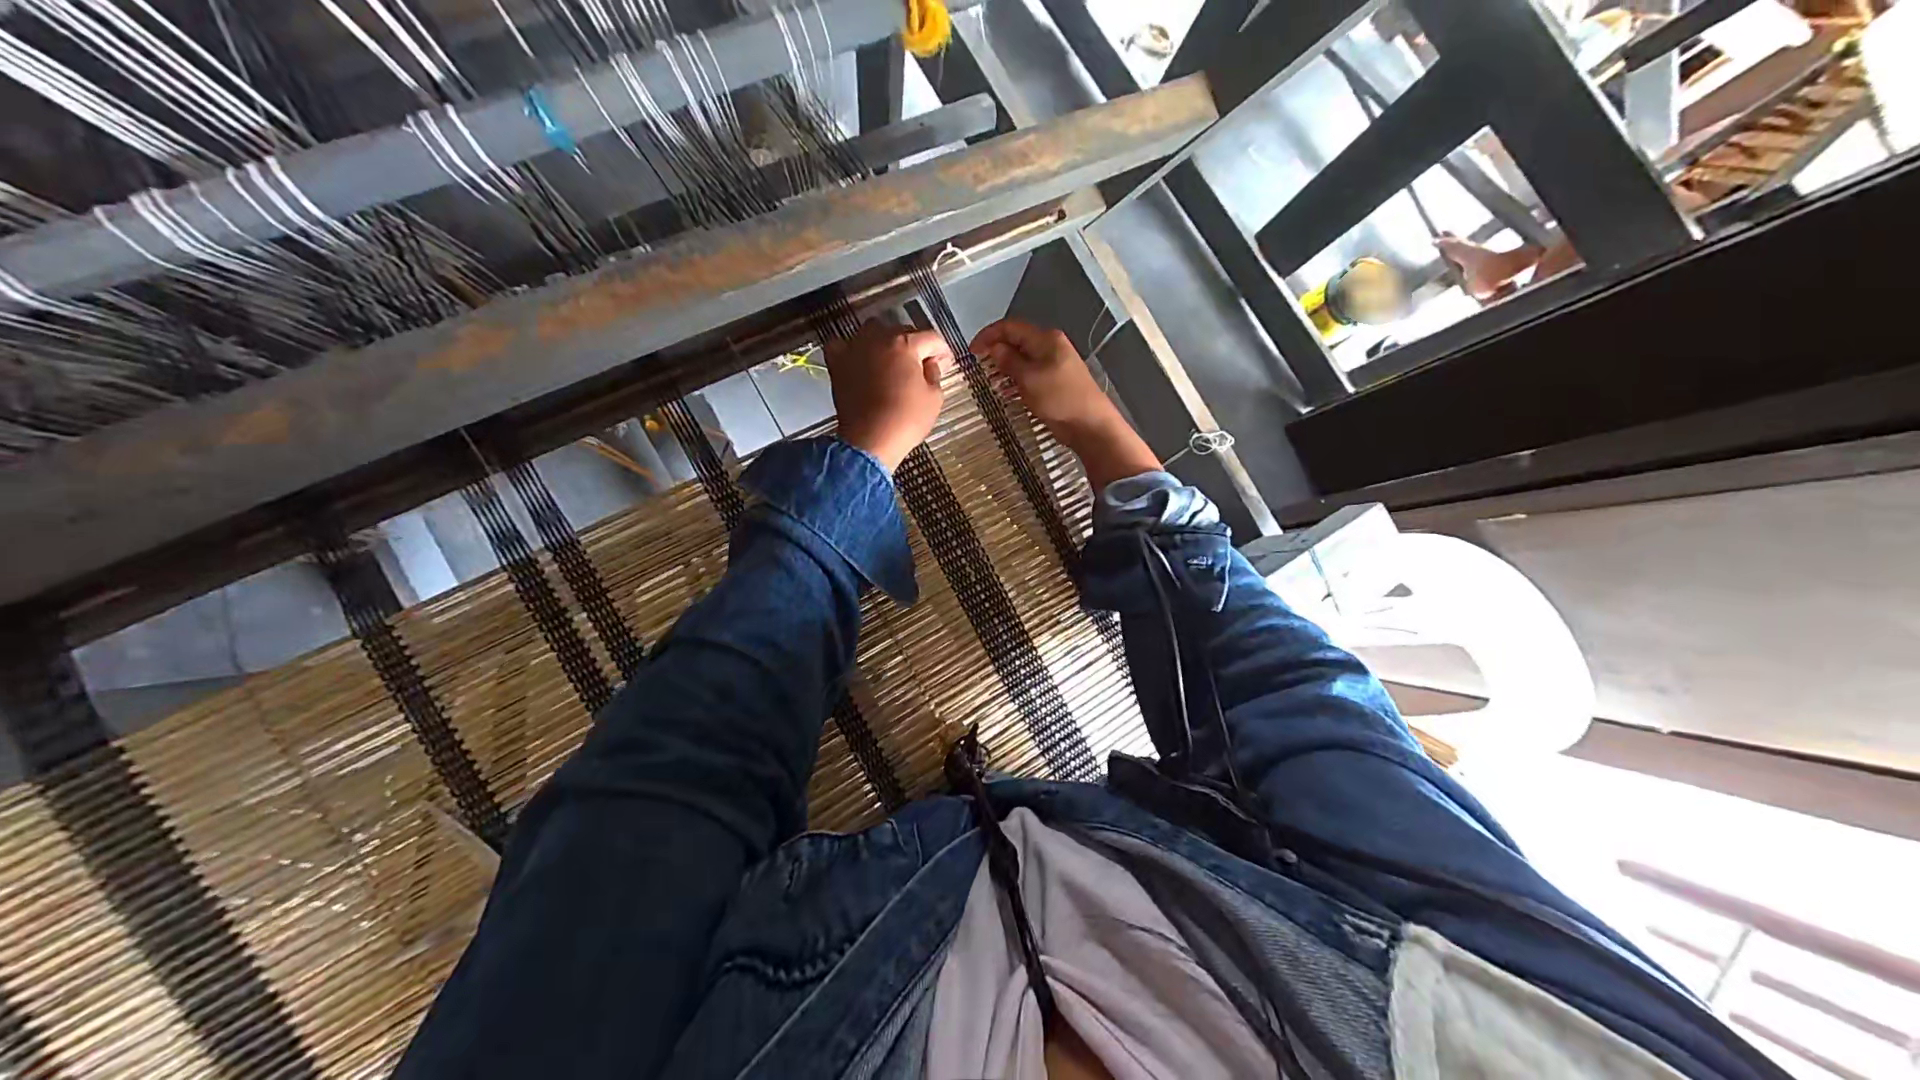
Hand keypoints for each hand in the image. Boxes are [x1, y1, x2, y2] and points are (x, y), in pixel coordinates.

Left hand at [827, 320, 951, 470]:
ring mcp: (855, 349)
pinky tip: (861, 358)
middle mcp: (878, 339)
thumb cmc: (903, 421)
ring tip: (894, 361)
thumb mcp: (934, 398)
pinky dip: (852, 348)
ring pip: (873, 332)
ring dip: (886, 342)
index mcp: (905, 344)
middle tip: (923, 366)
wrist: (869, 441)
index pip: (931, 338)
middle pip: (902, 332)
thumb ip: (935, 374)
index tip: (945, 361)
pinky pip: (843, 345)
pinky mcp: (838, 364)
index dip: (942, 351)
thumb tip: (931, 365)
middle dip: (915, 346)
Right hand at [970, 317, 1158, 489]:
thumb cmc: (1060, 398)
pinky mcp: (1053, 382)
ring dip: (1004, 368)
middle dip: (995, 352)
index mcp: (1046, 339)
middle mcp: (1050, 347)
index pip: (1010, 327)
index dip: (988, 336)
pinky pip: (1029, 374)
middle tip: (978, 367)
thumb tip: (994, 348)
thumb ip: (1009, 361)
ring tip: (988, 381)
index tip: (971, 351)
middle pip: (1016, 341)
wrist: (1090, 425)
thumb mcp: (1029, 378)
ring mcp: (1053, 364)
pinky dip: (1014, 380)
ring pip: (1021, 359)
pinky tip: (1005, 392)